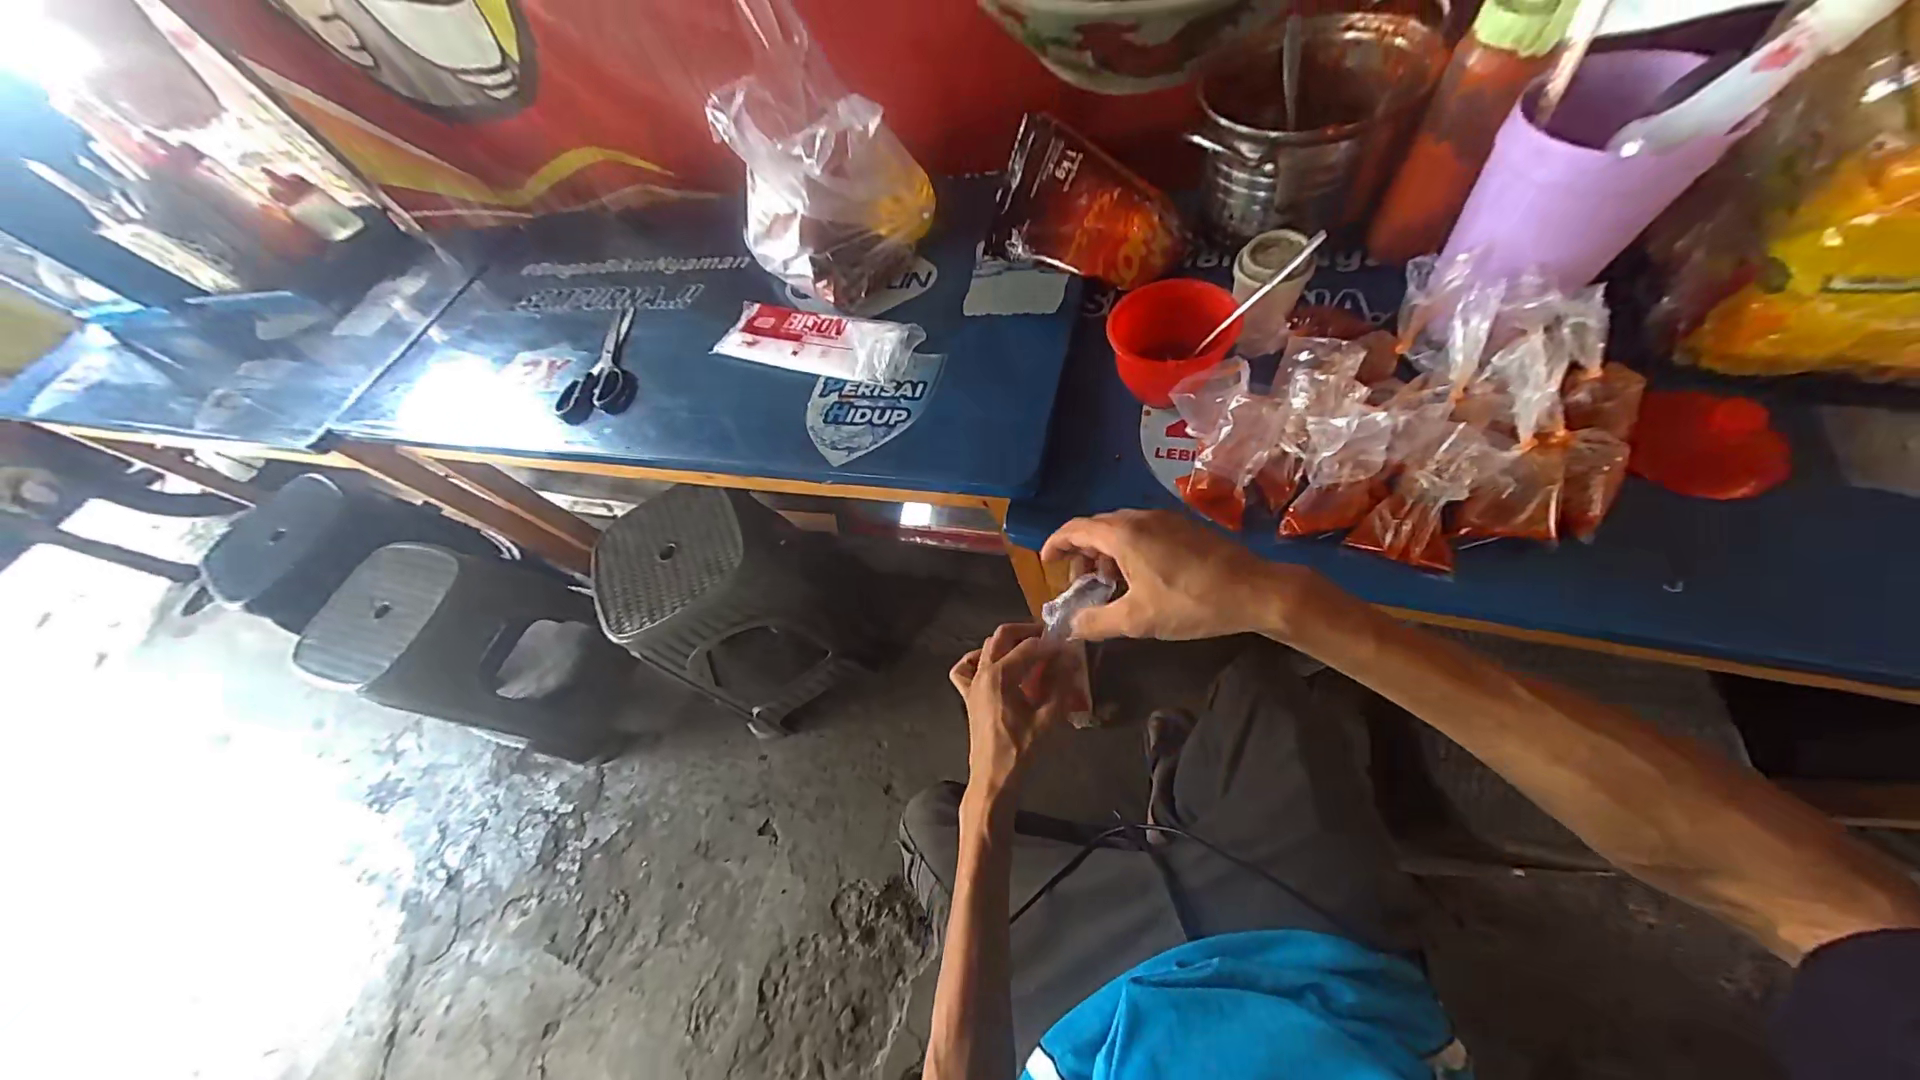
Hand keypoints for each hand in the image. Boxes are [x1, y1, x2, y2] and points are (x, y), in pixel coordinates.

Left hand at [949, 624, 1071, 801]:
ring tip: (1030, 652)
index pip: (1029, 647)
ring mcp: (972, 683)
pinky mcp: (968, 696)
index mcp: (1000, 675)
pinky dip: (978, 660)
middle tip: (1050, 639)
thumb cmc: (1021, 749)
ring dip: (1008, 644)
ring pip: (986, 648)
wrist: (994, 777)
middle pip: (1002, 636)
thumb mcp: (1048, 717)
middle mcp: (982, 673)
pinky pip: (965, 668)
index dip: (1051, 644)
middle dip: (1027, 632)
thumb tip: (1070, 660)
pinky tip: (995, 667)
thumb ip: (1060, 685)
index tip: (1068, 646)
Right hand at [1041, 509, 1342, 642]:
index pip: (1074, 529)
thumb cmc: (1192, 603)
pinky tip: (1139, 576)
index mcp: (1123, 534)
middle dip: (1080, 553)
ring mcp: (1165, 518)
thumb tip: (1069, 628)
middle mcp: (1140, 517)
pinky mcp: (1184, 526)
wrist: (1256, 591)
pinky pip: (1142, 530)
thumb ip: (1097, 622)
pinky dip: (1127, 549)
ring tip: (1109, 583)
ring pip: (1120, 528)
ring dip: (1105, 552)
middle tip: (1080, 583)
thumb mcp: (1138, 620)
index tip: (1046, 563)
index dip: (1055, 544)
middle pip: (1096, 527)